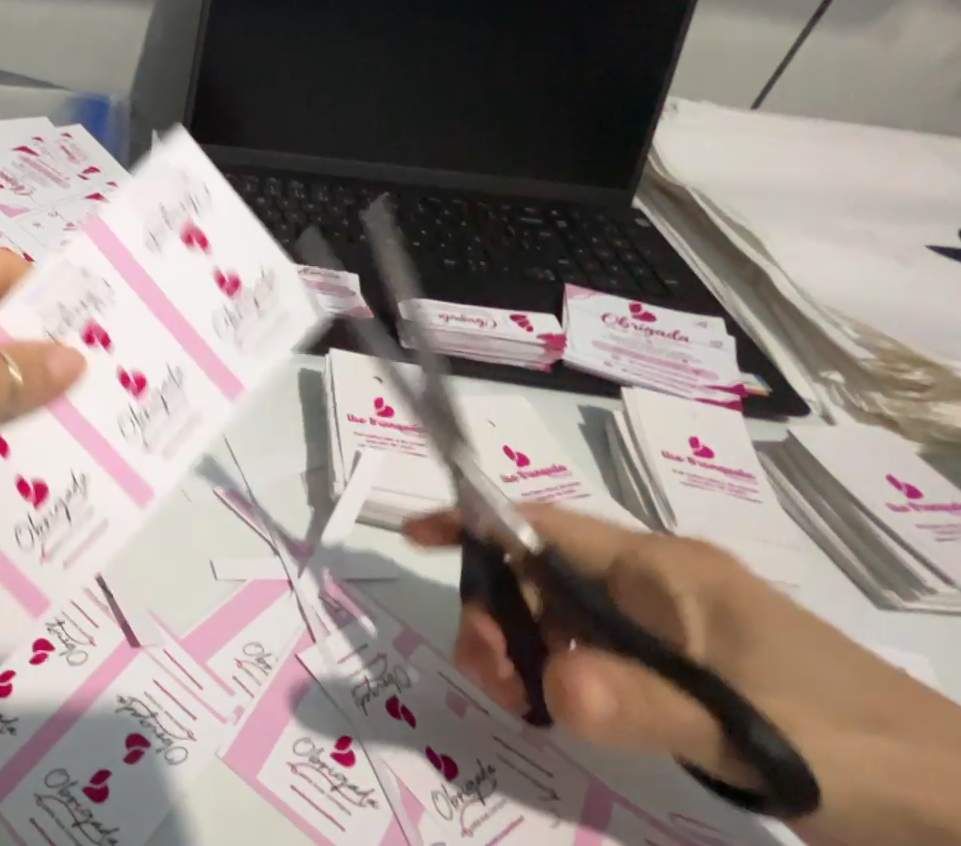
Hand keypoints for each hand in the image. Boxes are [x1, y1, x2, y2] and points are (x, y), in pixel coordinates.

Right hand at [404, 505, 960, 838]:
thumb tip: (547, 687)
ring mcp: (666, 626)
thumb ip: (640, 704)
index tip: (416, 538)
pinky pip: (587, 651)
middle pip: (536, 575)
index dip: (473, 523)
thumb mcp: (747, 731)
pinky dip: (557, 673)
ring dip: (522, 650)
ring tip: (524, 703)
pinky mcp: (676, 667)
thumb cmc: (856, 748)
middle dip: (496, 615)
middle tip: (494, 681)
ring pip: (556, 616)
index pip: (543, 526)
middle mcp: (655, 585)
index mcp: (662, 571)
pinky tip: (562, 710)